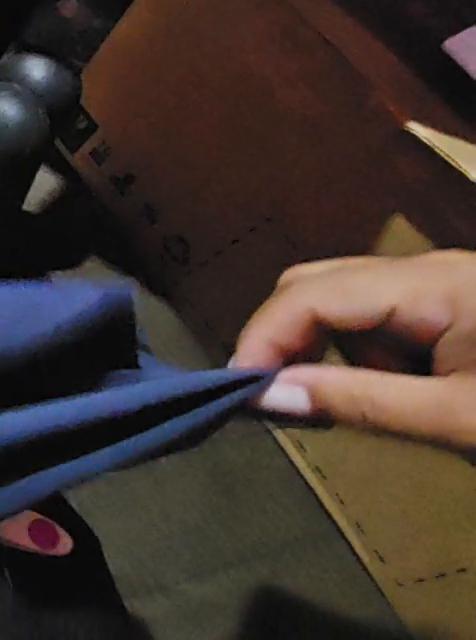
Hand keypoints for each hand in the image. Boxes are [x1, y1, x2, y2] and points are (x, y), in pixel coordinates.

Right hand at [231, 250, 475, 451]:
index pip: (308, 296)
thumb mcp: (470, 422)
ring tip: (355, 401)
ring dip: (329, 347)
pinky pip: (384, 317)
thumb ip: (360, 403)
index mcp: (435, 282)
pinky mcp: (465, 307)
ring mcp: (450, 285)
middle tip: (279, 394)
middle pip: (316, 284)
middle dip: (288, 336)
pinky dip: (370, 353)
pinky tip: (400, 391)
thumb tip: (261, 397)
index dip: (261, 337)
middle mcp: (431, 268)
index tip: (238, 390)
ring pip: (345, 299)